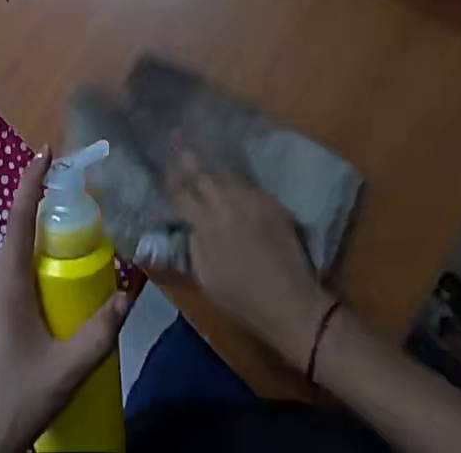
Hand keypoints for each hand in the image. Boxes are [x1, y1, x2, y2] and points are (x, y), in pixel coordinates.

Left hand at [0, 149, 131, 452]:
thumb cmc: (16, 395)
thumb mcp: (67, 367)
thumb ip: (101, 330)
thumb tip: (130, 291)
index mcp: (7, 278)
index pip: (18, 215)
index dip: (32, 181)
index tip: (46, 151)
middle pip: (19, 229)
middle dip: (45, 209)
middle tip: (80, 199)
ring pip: (15, 252)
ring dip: (40, 239)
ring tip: (75, 239)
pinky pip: (12, 271)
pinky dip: (33, 262)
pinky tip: (54, 282)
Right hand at [169, 157, 335, 368]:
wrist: (293, 305)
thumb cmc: (243, 299)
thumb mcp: (205, 278)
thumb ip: (194, 245)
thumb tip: (191, 225)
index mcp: (206, 224)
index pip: (181, 192)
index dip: (172, 180)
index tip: (167, 171)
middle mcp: (226, 205)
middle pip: (203, 175)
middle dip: (191, 167)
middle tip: (184, 156)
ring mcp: (252, 202)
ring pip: (228, 177)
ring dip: (217, 177)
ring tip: (213, 177)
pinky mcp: (273, 205)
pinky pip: (251, 188)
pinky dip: (241, 189)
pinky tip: (240, 195)